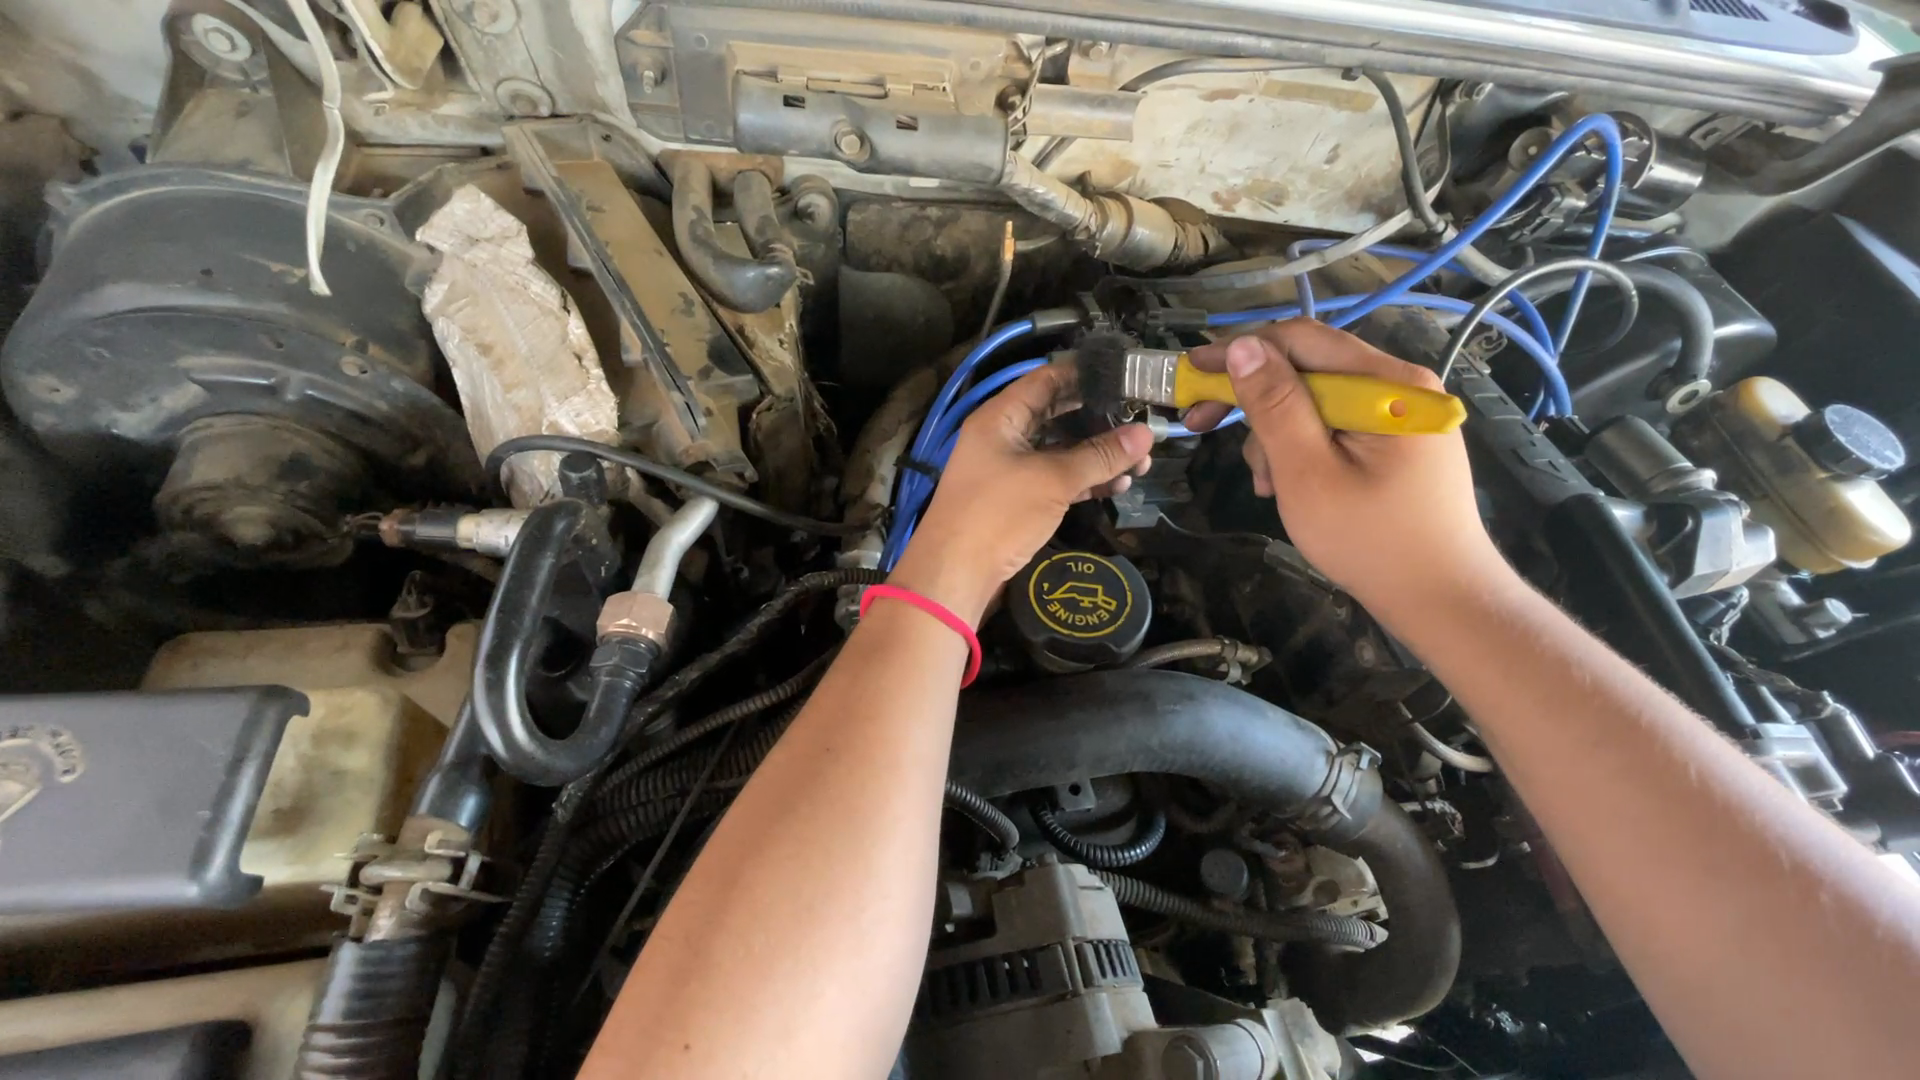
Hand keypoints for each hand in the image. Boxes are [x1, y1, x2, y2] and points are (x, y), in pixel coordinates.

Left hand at [893, 364, 1152, 624]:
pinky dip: (1084, 481)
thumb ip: (1100, 455)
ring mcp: (1008, 469)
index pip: (1047, 379)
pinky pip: (1056, 479)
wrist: (954, 575)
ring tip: (1140, 463)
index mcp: (1001, 417)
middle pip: (1057, 416)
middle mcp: (1003, 436)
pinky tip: (1118, 486)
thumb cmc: (998, 515)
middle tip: (1141, 423)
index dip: (1087, 376)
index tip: (1128, 378)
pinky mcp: (1016, 500)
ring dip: (1098, 456)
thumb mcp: (1053, 480)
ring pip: (1060, 451)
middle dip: (1100, 421)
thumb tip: (1146, 433)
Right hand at [1185, 320, 1505, 615]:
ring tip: (1263, 484)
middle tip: (1200, 425)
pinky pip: (1335, 426)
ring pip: (1316, 401)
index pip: (1301, 340)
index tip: (1190, 373)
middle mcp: (1401, 384)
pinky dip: (1301, 448)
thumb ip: (1275, 407)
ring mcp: (1401, 412)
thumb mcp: (1308, 473)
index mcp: (1388, 383)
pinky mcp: (1396, 440)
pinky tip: (1287, 484)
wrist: (1441, 598)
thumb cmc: (1369, 540)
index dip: (1239, 350)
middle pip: (1308, 369)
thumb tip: (1242, 347)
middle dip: (1253, 399)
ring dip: (1275, 434)